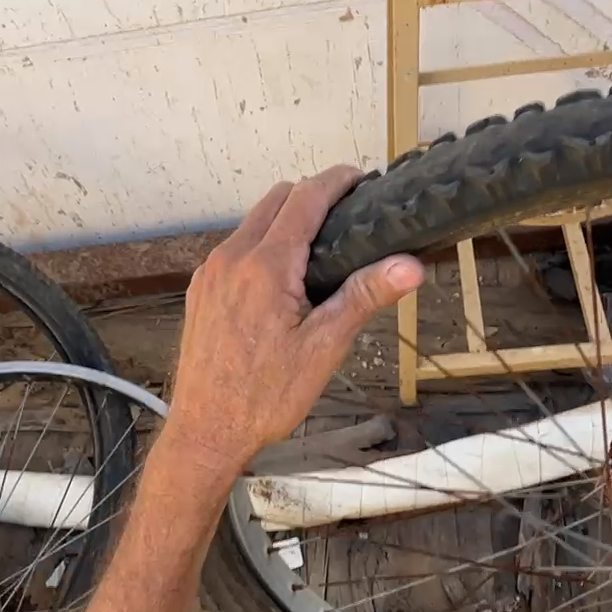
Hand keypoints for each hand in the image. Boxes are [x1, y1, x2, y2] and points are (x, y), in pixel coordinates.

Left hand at [163, 166, 425, 484]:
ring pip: (252, 222)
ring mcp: (210, 273)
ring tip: (320, 247)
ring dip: (285, 219)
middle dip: (312, 194)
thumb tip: (410, 265)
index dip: (336, 180)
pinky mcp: (201, 291)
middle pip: (276, 198)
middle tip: (347, 214)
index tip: (361, 179)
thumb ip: (364, 296)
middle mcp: (231, 258)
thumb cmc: (265, 397)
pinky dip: (262, 244)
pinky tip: (282, 279)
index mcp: (265, 266)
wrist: (206, 432)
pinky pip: (235, 248)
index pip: (305, 197)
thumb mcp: (323, 348)